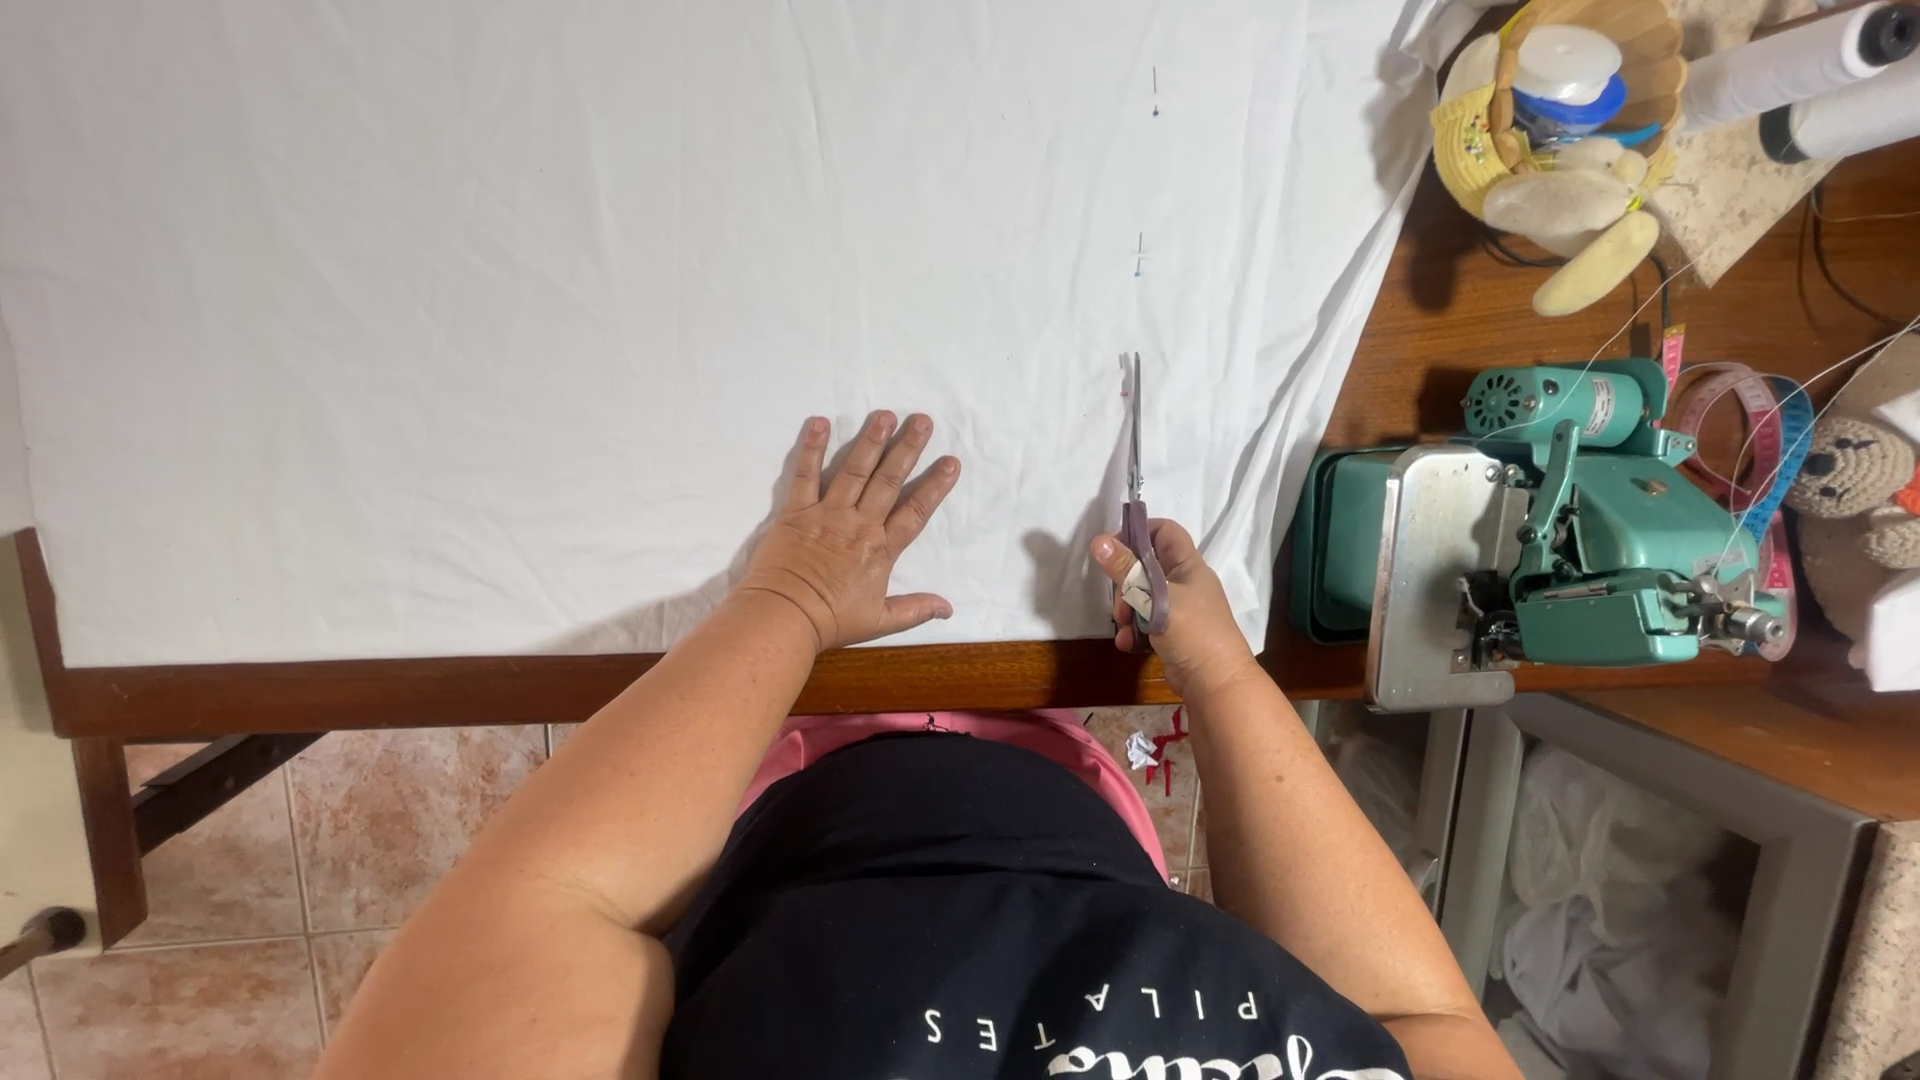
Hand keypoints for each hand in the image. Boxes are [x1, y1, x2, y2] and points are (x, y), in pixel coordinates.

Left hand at [736, 411, 960, 651]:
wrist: (783, 617)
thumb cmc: (831, 621)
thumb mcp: (880, 622)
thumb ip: (915, 610)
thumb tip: (949, 609)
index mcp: (881, 549)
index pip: (915, 511)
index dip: (935, 486)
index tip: (951, 462)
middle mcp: (859, 524)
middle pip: (888, 480)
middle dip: (907, 448)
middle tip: (922, 420)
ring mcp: (827, 514)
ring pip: (853, 470)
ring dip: (870, 440)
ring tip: (884, 414)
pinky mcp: (796, 512)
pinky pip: (805, 475)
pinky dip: (812, 448)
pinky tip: (820, 422)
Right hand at [1089, 519, 1258, 698]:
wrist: (1216, 682)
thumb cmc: (1191, 631)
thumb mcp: (1154, 596)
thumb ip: (1126, 569)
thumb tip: (1098, 541)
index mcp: (1188, 566)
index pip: (1165, 531)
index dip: (1140, 532)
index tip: (1115, 549)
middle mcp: (1185, 583)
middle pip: (1147, 567)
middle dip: (1126, 582)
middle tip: (1120, 602)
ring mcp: (1180, 609)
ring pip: (1143, 596)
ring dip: (1127, 610)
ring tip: (1124, 625)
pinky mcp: (1173, 632)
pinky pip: (1146, 622)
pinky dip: (1134, 630)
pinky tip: (1128, 643)